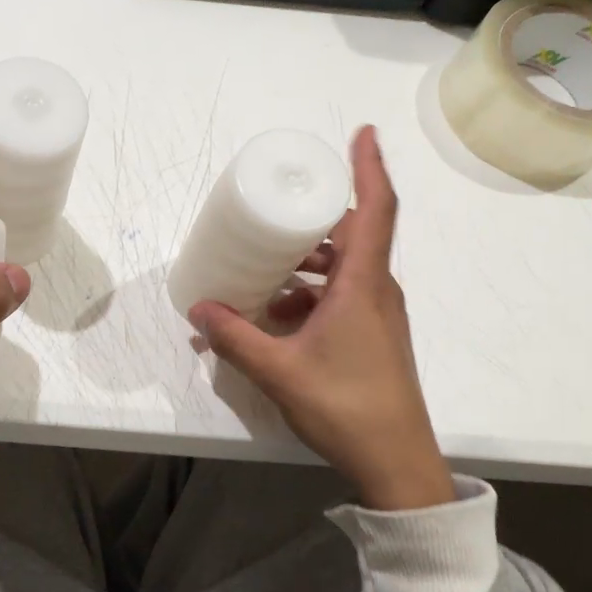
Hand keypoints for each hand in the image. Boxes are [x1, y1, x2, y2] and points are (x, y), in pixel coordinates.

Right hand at [188, 126, 451, 510]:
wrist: (394, 459)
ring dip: (306, 265)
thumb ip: (234, 338)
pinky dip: (309, 297)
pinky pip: (340, 299)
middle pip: (355, 235)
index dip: (370, 168)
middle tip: (280, 210)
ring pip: (344, 270)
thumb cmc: (343, 405)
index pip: (376, 210)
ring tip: (262, 271)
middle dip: (317, 219)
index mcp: (363, 285)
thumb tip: (198, 309)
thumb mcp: (278, 369)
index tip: (362, 132)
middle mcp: (376, 291)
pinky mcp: (371, 339)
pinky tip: (273, 319)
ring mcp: (377, 316)